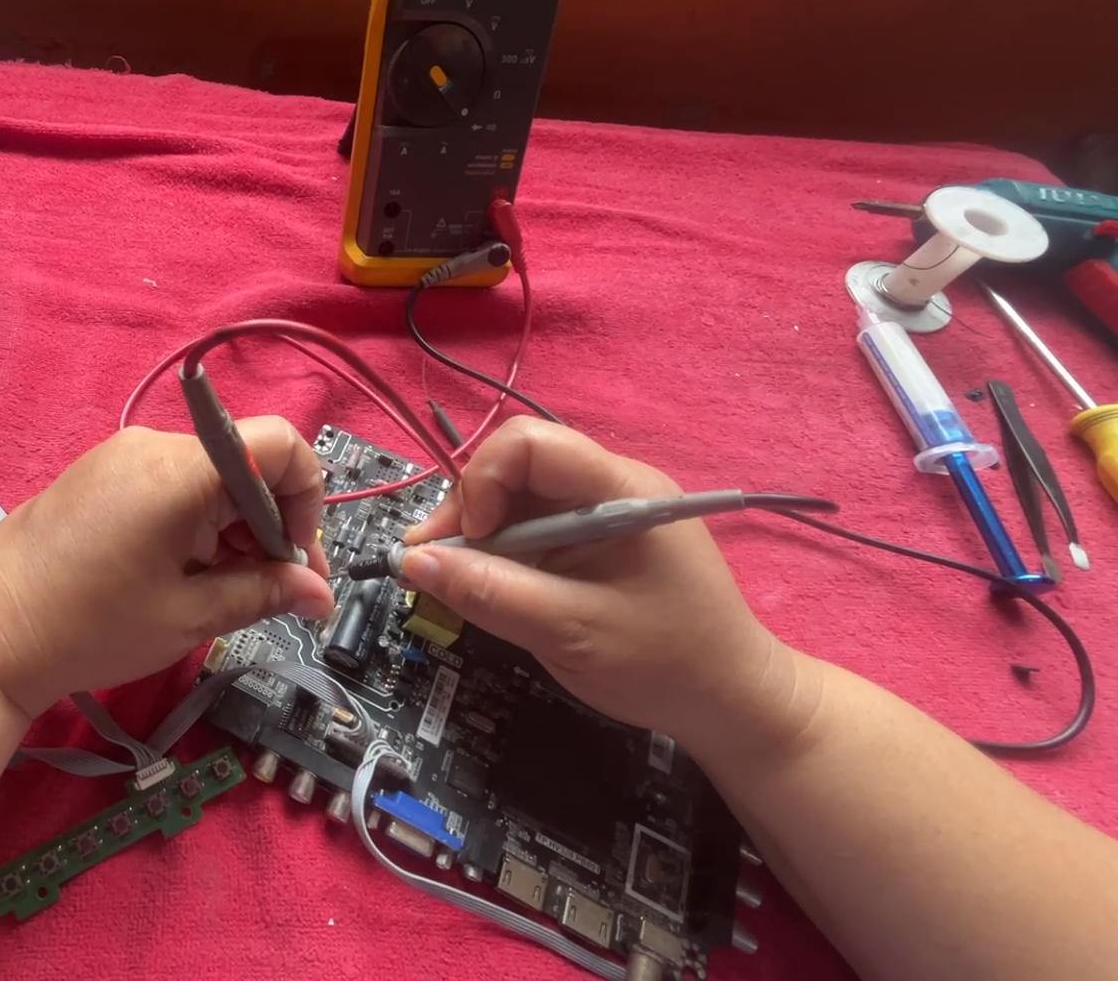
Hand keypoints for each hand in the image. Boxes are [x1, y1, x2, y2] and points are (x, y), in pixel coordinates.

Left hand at [0, 419, 334, 715]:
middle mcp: (153, 445)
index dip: (305, 499)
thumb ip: (264, 593)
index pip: (279, 444)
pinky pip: (172, 483)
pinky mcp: (101, 473)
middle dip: (269, 526)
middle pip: (244, 463)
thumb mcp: (187, 616)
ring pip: (209, 476)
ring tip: (216, 591)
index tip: (294, 562)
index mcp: (179, 469)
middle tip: (270, 592)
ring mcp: (121, 455)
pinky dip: (195, 522)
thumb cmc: (88, 626)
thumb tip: (320, 593)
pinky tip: (180, 571)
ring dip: (232, 529)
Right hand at [399, 417, 803, 752]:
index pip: (529, 443)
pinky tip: (484, 580)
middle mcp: (606, 485)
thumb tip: (412, 561)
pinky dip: (493, 550)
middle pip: (511, 465)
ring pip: (509, 495)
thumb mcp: (569, 633)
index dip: (484, 481)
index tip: (470, 540)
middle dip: (466, 510)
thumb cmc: (664, 665)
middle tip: (436, 564)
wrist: (731, 701)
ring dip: (473, 533)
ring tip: (455, 578)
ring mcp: (596, 509)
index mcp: (619, 491)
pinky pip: (523, 523)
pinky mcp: (587, 535)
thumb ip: (489, 593)